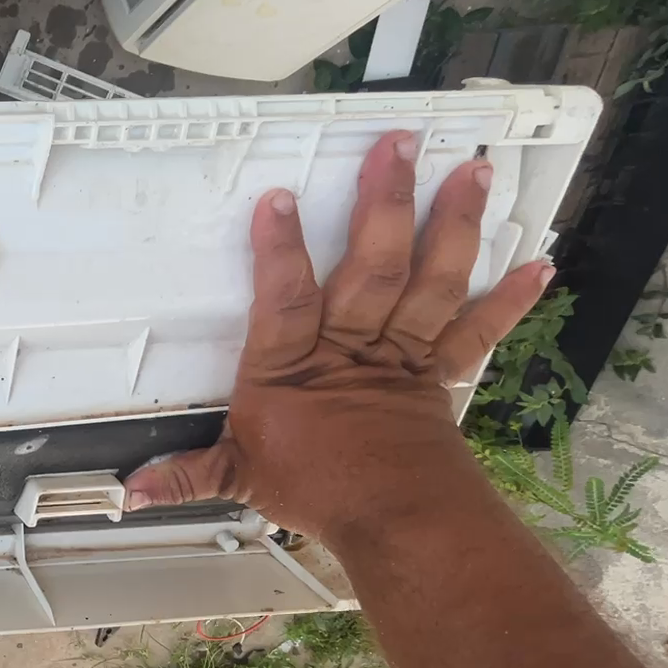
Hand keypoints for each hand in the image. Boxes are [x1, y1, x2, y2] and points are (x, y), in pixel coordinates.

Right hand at [123, 130, 553, 542]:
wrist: (397, 518)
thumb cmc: (314, 489)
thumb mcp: (235, 477)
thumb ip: (184, 476)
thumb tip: (129, 493)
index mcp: (289, 370)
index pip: (283, 299)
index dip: (280, 249)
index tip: (279, 199)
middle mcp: (347, 351)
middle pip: (368, 271)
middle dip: (383, 208)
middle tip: (397, 149)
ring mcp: (398, 357)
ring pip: (427, 283)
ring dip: (451, 227)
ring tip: (470, 172)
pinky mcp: (435, 374)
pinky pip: (472, 331)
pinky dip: (506, 300)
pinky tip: (538, 262)